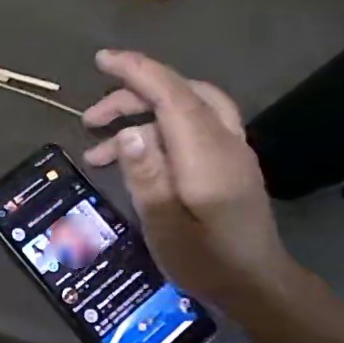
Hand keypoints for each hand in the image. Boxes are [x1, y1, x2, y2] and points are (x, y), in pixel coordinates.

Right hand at [81, 49, 296, 313]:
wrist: (255, 282)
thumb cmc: (204, 260)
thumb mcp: (164, 225)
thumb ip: (147, 176)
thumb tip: (127, 132)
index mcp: (205, 154)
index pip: (171, 96)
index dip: (137, 73)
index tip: (102, 60)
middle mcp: (223, 142)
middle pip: (179, 96)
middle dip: (131, 96)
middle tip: (88, 121)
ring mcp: (231, 151)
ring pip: (189, 108)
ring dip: (145, 112)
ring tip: (102, 144)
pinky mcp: (229, 164)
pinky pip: (196, 125)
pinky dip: (162, 125)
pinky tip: (139, 152)